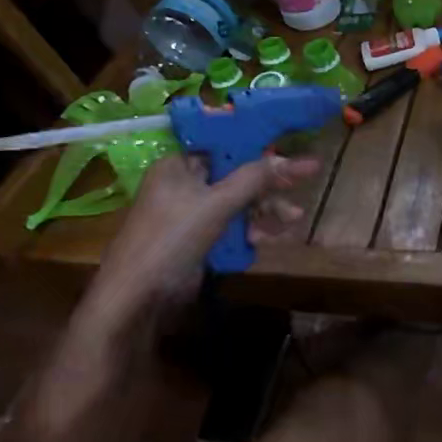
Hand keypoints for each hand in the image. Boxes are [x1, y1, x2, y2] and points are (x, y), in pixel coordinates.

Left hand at [85, 152, 320, 320]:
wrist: (138, 297)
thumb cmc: (172, 237)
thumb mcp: (216, 203)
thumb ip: (253, 179)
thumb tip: (290, 157)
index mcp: (178, 165)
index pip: (223, 144)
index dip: (257, 146)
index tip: (289, 147)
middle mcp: (184, 186)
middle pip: (234, 176)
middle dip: (267, 185)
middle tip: (303, 183)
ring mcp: (191, 216)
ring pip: (236, 205)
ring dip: (264, 211)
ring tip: (293, 220)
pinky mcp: (198, 243)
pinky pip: (231, 228)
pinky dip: (250, 231)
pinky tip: (268, 239)